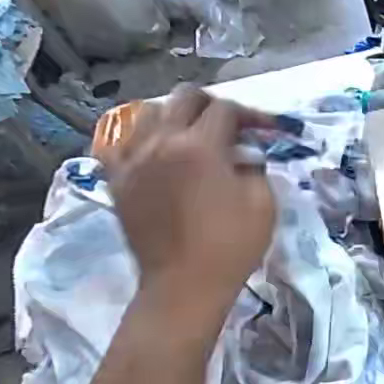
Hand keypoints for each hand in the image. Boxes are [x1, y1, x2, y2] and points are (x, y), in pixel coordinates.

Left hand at [97, 87, 276, 322]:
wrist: (184, 285)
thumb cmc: (231, 246)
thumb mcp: (263, 205)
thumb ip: (255, 168)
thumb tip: (245, 156)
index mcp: (201, 147)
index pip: (226, 110)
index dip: (251, 114)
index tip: (266, 129)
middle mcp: (161, 142)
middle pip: (184, 98)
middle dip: (212, 105)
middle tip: (231, 125)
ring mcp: (133, 158)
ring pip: (149, 112)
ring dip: (176, 116)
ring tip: (192, 135)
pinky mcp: (117, 179)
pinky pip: (121, 142)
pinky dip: (141, 139)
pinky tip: (155, 151)